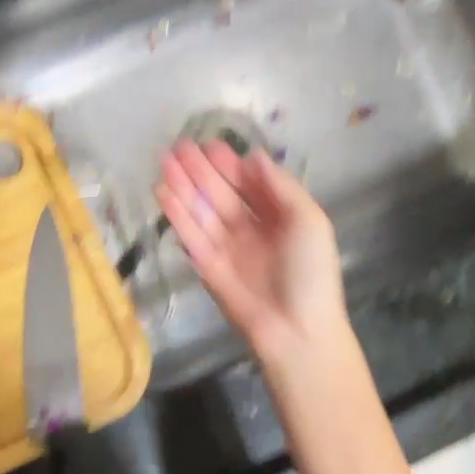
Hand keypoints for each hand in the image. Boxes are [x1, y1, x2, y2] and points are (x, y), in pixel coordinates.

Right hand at [154, 141, 349, 364]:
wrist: (296, 329)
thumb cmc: (311, 274)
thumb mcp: (310, 222)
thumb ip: (281, 187)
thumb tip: (255, 156)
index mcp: (280, 216)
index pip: (250, 183)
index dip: (230, 164)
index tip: (210, 144)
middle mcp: (251, 228)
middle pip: (221, 193)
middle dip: (200, 170)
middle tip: (179, 146)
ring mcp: (227, 247)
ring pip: (201, 210)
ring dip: (183, 186)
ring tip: (164, 161)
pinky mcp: (207, 265)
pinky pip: (190, 234)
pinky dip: (176, 214)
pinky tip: (163, 192)